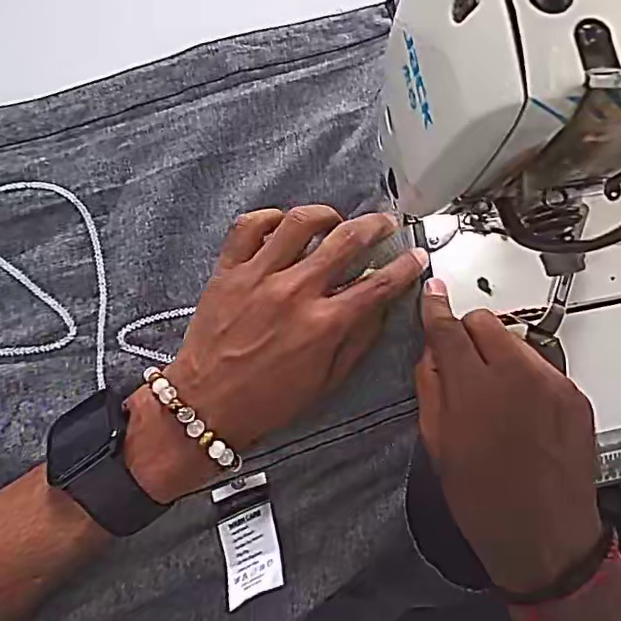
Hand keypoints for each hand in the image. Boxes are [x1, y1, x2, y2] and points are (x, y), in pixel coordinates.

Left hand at [125, 206, 426, 497]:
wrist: (207, 405)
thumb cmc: (265, 400)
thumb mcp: (327, 381)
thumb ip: (358, 341)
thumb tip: (381, 307)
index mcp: (322, 325)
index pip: (377, 284)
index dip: (404, 267)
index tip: (413, 257)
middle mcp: (293, 293)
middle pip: (346, 240)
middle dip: (375, 226)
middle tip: (383, 223)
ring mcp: (258, 277)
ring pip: (299, 222)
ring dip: (326, 214)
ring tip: (334, 220)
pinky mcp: (229, 271)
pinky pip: (249, 227)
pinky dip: (269, 217)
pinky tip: (282, 224)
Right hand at [414, 279, 602, 592]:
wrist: (546, 539)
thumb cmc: (489, 504)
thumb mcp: (438, 445)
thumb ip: (431, 388)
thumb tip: (430, 355)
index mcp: (474, 389)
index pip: (448, 327)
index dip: (435, 308)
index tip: (433, 295)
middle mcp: (517, 377)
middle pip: (485, 320)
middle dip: (467, 334)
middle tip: (462, 364)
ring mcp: (551, 384)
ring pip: (514, 339)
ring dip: (498, 355)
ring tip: (494, 396)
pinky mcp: (575, 395)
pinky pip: (541, 364)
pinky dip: (525, 374)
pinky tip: (519, 408)